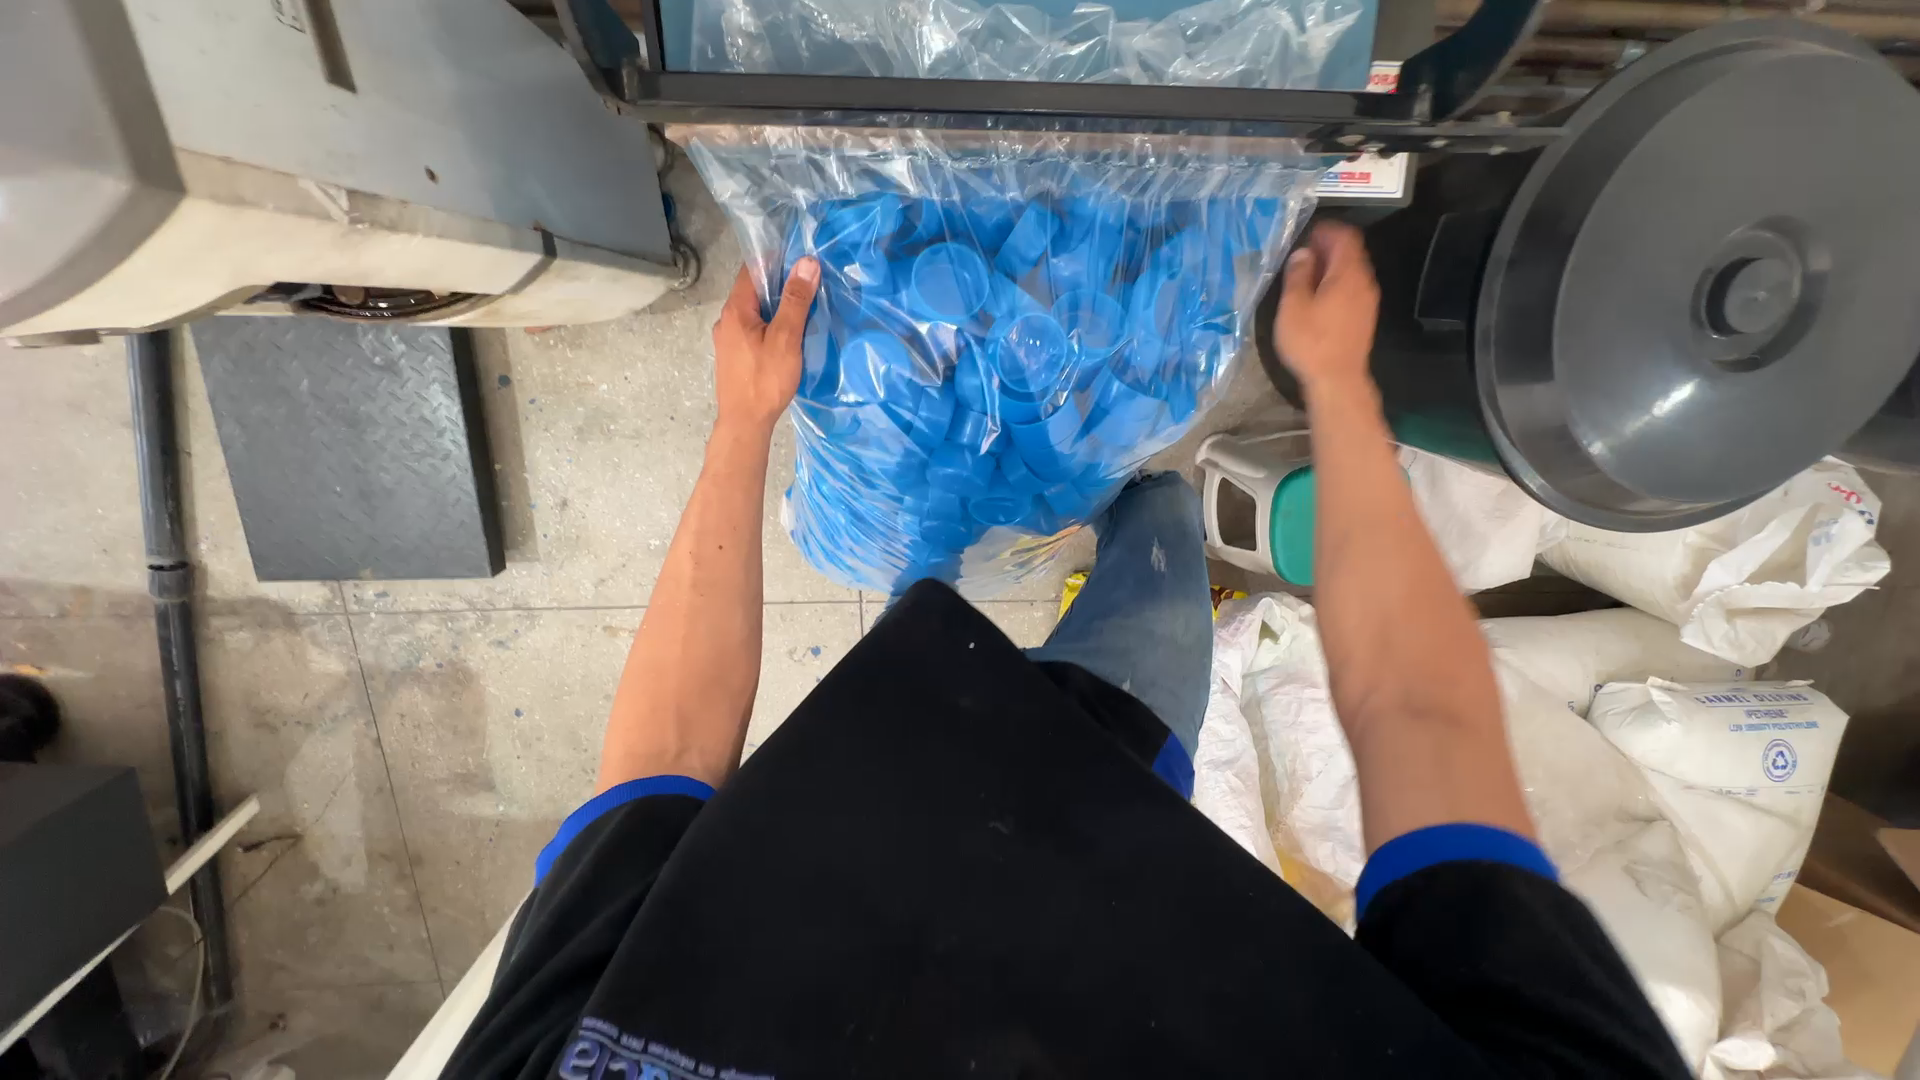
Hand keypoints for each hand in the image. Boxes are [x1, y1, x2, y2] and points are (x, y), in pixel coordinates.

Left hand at [713, 257, 820, 435]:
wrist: (745, 423)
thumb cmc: (766, 380)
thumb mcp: (786, 338)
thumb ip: (796, 300)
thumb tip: (807, 263)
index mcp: (735, 310)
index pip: (752, 270)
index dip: (777, 262)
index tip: (802, 262)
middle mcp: (725, 320)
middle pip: (753, 291)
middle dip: (779, 286)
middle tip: (808, 287)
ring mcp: (727, 339)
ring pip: (753, 313)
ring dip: (774, 309)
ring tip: (801, 313)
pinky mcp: (733, 356)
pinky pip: (751, 330)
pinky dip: (768, 326)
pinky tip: (785, 338)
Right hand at [1274, 222, 1379, 394]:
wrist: (1337, 379)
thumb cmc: (1310, 341)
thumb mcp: (1293, 306)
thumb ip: (1298, 275)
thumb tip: (1303, 254)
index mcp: (1347, 274)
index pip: (1346, 237)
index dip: (1327, 230)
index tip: (1307, 233)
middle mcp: (1364, 282)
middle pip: (1351, 253)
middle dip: (1329, 248)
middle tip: (1304, 253)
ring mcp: (1367, 300)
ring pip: (1352, 272)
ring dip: (1332, 267)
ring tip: (1308, 275)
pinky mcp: (1364, 317)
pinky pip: (1352, 289)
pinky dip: (1337, 283)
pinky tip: (1319, 297)